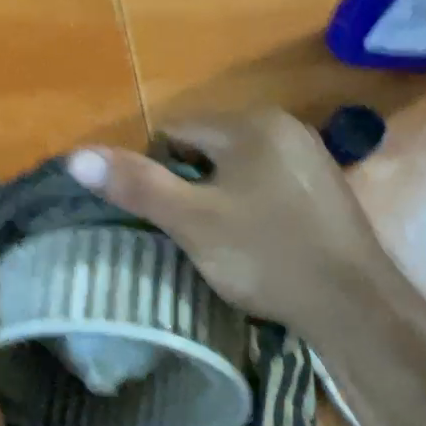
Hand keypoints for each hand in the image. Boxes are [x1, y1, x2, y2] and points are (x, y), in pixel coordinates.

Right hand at [66, 107, 396, 336]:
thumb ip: (137, 186)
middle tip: (184, 233)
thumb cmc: (264, 254)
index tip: (157, 215)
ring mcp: (310, 157)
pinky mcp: (325, 189)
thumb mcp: (191, 222)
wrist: (350, 301)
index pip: (174, 132)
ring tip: (216, 242)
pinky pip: (267, 186)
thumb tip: (75, 156)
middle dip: (188, 185)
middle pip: (207, 149)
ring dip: (217, 197)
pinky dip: (250, 207)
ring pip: (238, 169)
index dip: (153, 172)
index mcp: (249, 125)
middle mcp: (284, 127)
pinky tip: (254, 243)